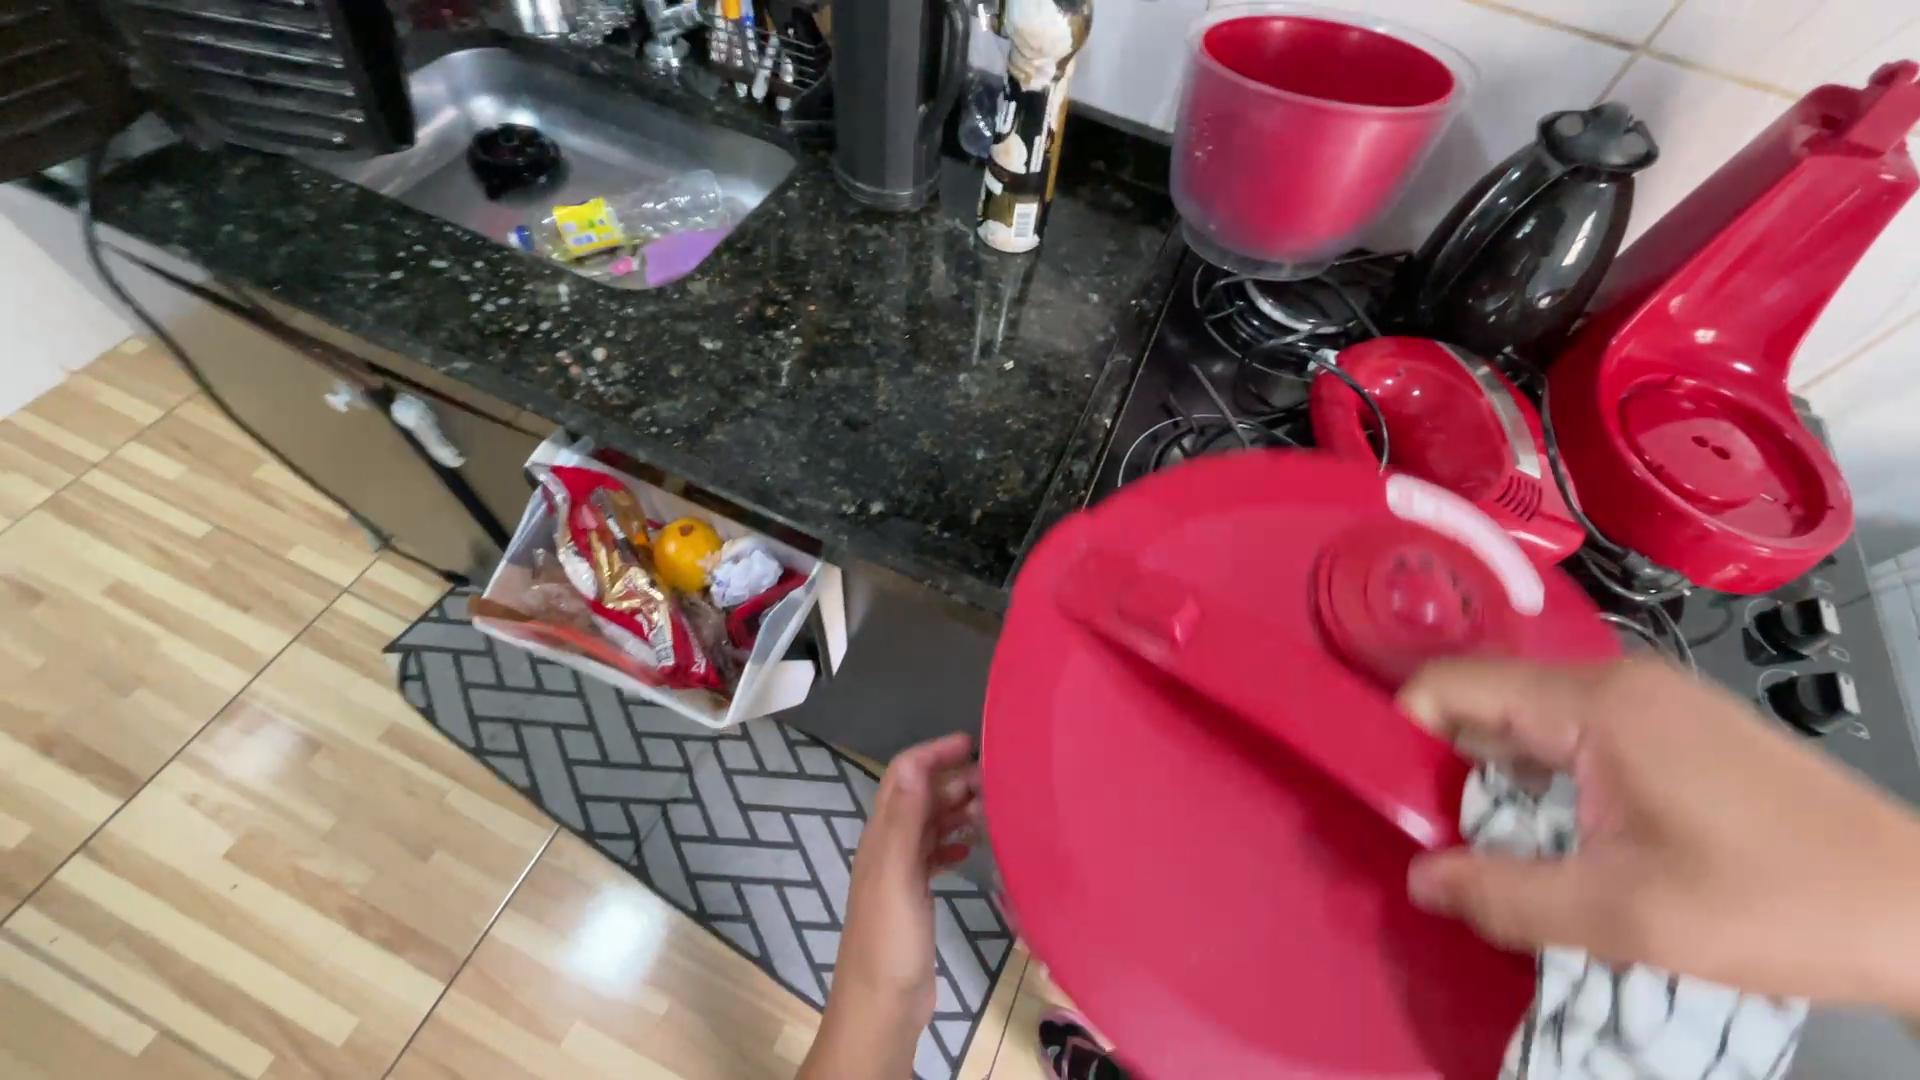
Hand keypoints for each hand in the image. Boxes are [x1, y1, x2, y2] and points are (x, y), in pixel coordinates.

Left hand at [799, 733, 980, 1079]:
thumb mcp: (898, 876)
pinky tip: (972, 849)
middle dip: (953, 778)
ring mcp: (900, 872)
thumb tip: (915, 765)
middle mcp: (888, 846)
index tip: (973, 743)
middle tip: (997, 779)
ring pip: (929, 823)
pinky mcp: (914, 896)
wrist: (881, 1009)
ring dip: (957, 808)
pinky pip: (934, 854)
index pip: (905, 774)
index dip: (934, 753)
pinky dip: (953, 842)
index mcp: (882, 835)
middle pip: (920, 795)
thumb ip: (904, 821)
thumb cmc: (890, 942)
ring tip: (993, 808)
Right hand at [1398, 656, 1919, 1012]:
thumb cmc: (1781, 905)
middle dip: (1446, 756)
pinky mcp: (1673, 721)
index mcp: (1594, 703)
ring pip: (1526, 714)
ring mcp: (1649, 697)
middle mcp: (1614, 680)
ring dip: (1493, 765)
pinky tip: (1555, 818)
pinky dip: (1540, 766)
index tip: (1390, 789)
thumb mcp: (1627, 917)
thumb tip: (1418, 882)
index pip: (1452, 684)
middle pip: (1486, 697)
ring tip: (1491, 828)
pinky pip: (1570, 727)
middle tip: (1436, 823)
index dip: (1404, 729)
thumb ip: (1504, 896)